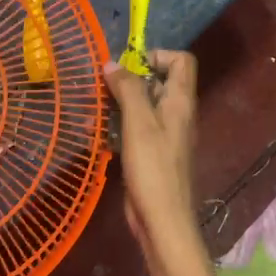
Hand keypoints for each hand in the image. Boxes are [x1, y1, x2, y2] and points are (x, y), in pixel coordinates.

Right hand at [104, 50, 199, 259]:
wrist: (162, 219)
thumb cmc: (154, 168)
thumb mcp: (139, 123)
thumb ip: (128, 89)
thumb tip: (112, 63)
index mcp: (180, 102)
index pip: (181, 61)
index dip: (157, 56)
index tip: (129, 67)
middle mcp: (175, 114)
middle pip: (158, 81)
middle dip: (129, 78)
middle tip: (103, 85)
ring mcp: (164, 135)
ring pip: (142, 105)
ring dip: (119, 102)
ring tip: (95, 107)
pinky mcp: (150, 153)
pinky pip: (134, 128)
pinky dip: (117, 124)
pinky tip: (97, 132)